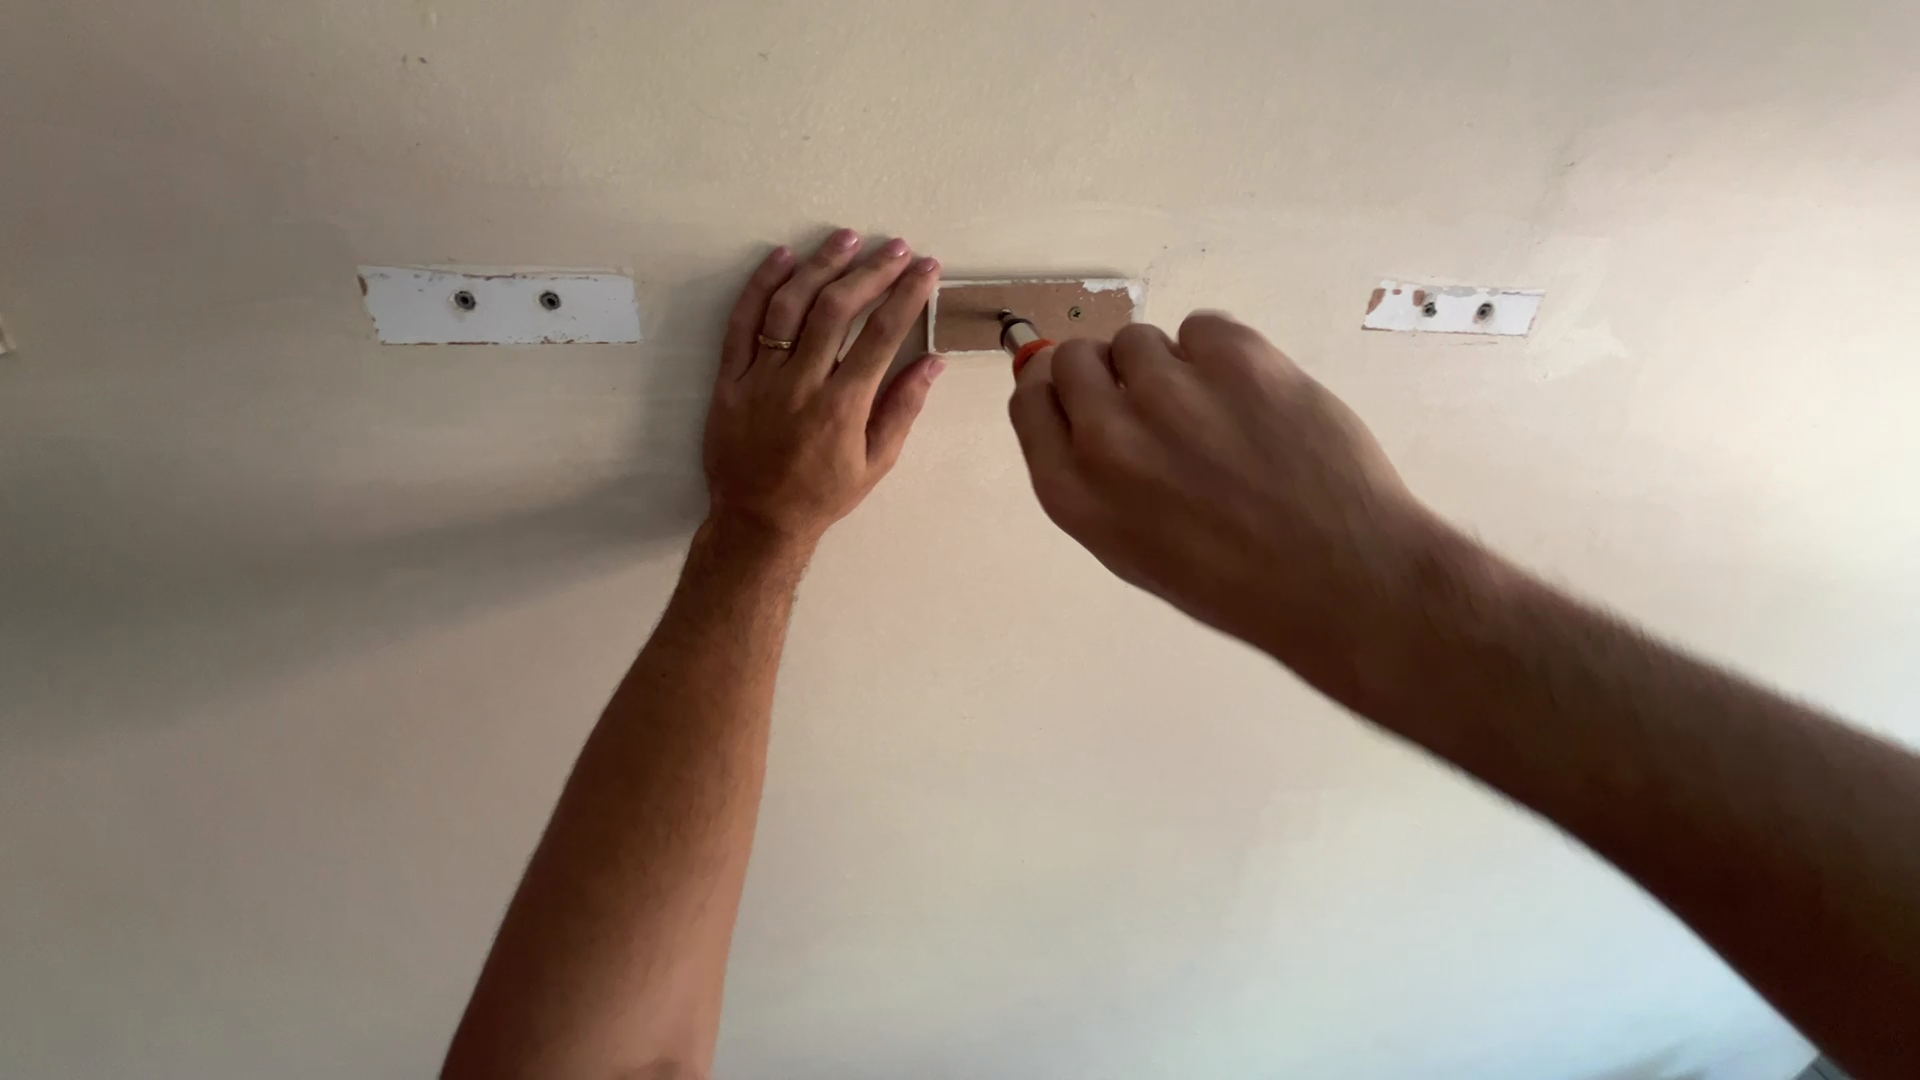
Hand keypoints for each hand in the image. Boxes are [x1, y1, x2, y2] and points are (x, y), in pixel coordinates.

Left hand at [702, 229, 945, 550]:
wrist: (758, 521)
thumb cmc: (824, 495)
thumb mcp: (876, 463)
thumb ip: (903, 409)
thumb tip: (932, 362)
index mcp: (843, 406)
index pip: (882, 335)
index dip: (908, 296)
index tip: (927, 269)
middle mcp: (802, 384)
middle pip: (837, 310)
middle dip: (871, 271)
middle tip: (895, 247)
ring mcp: (761, 378)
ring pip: (789, 306)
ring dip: (820, 266)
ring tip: (846, 237)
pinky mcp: (729, 379)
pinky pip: (741, 323)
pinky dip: (760, 285)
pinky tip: (782, 258)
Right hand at [1007, 314, 1443, 681]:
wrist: (1340, 579)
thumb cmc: (1227, 581)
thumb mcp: (1126, 548)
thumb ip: (1086, 476)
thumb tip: (1070, 402)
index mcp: (1073, 493)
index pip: (1029, 402)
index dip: (1054, 391)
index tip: (1080, 393)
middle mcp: (1106, 437)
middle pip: (1073, 358)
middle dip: (1105, 374)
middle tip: (1152, 405)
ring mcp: (1170, 392)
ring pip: (1138, 339)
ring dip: (1163, 366)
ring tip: (1212, 411)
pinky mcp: (1236, 358)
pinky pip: (1200, 326)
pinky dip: (1217, 354)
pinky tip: (1249, 399)